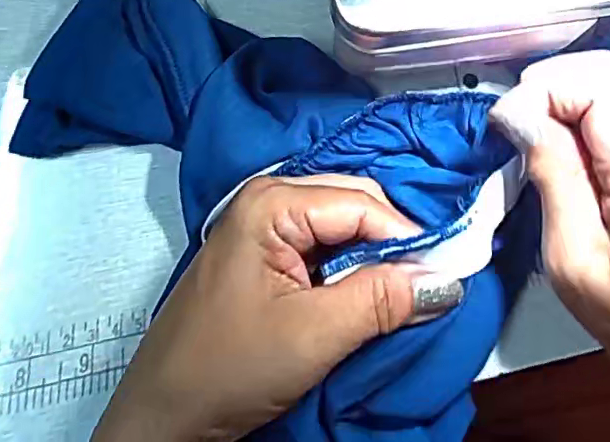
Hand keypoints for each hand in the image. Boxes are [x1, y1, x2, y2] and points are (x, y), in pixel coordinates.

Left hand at [93, 175, 464, 441]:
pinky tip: (369, 286)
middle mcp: (270, 195)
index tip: (447, 271)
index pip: (359, 203)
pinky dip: (353, 261)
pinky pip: (326, 240)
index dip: (407, 236)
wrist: (162, 414)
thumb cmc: (227, 369)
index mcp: (272, 201)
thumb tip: (443, 281)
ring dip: (376, 253)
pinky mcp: (268, 246)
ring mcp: (266, 219)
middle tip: (430, 282)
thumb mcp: (312, 336)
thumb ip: (379, 301)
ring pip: (343, 221)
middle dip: (393, 241)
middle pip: (353, 203)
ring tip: (405, 288)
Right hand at [491, 51, 609, 439]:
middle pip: (606, 72)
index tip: (508, 119)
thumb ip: (552, 178)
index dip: (543, 92)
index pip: (598, 92)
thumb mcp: (572, 262)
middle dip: (549, 85)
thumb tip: (521, 114)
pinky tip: (564, 139)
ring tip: (536, 132)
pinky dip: (580, 105)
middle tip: (516, 122)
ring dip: (562, 93)